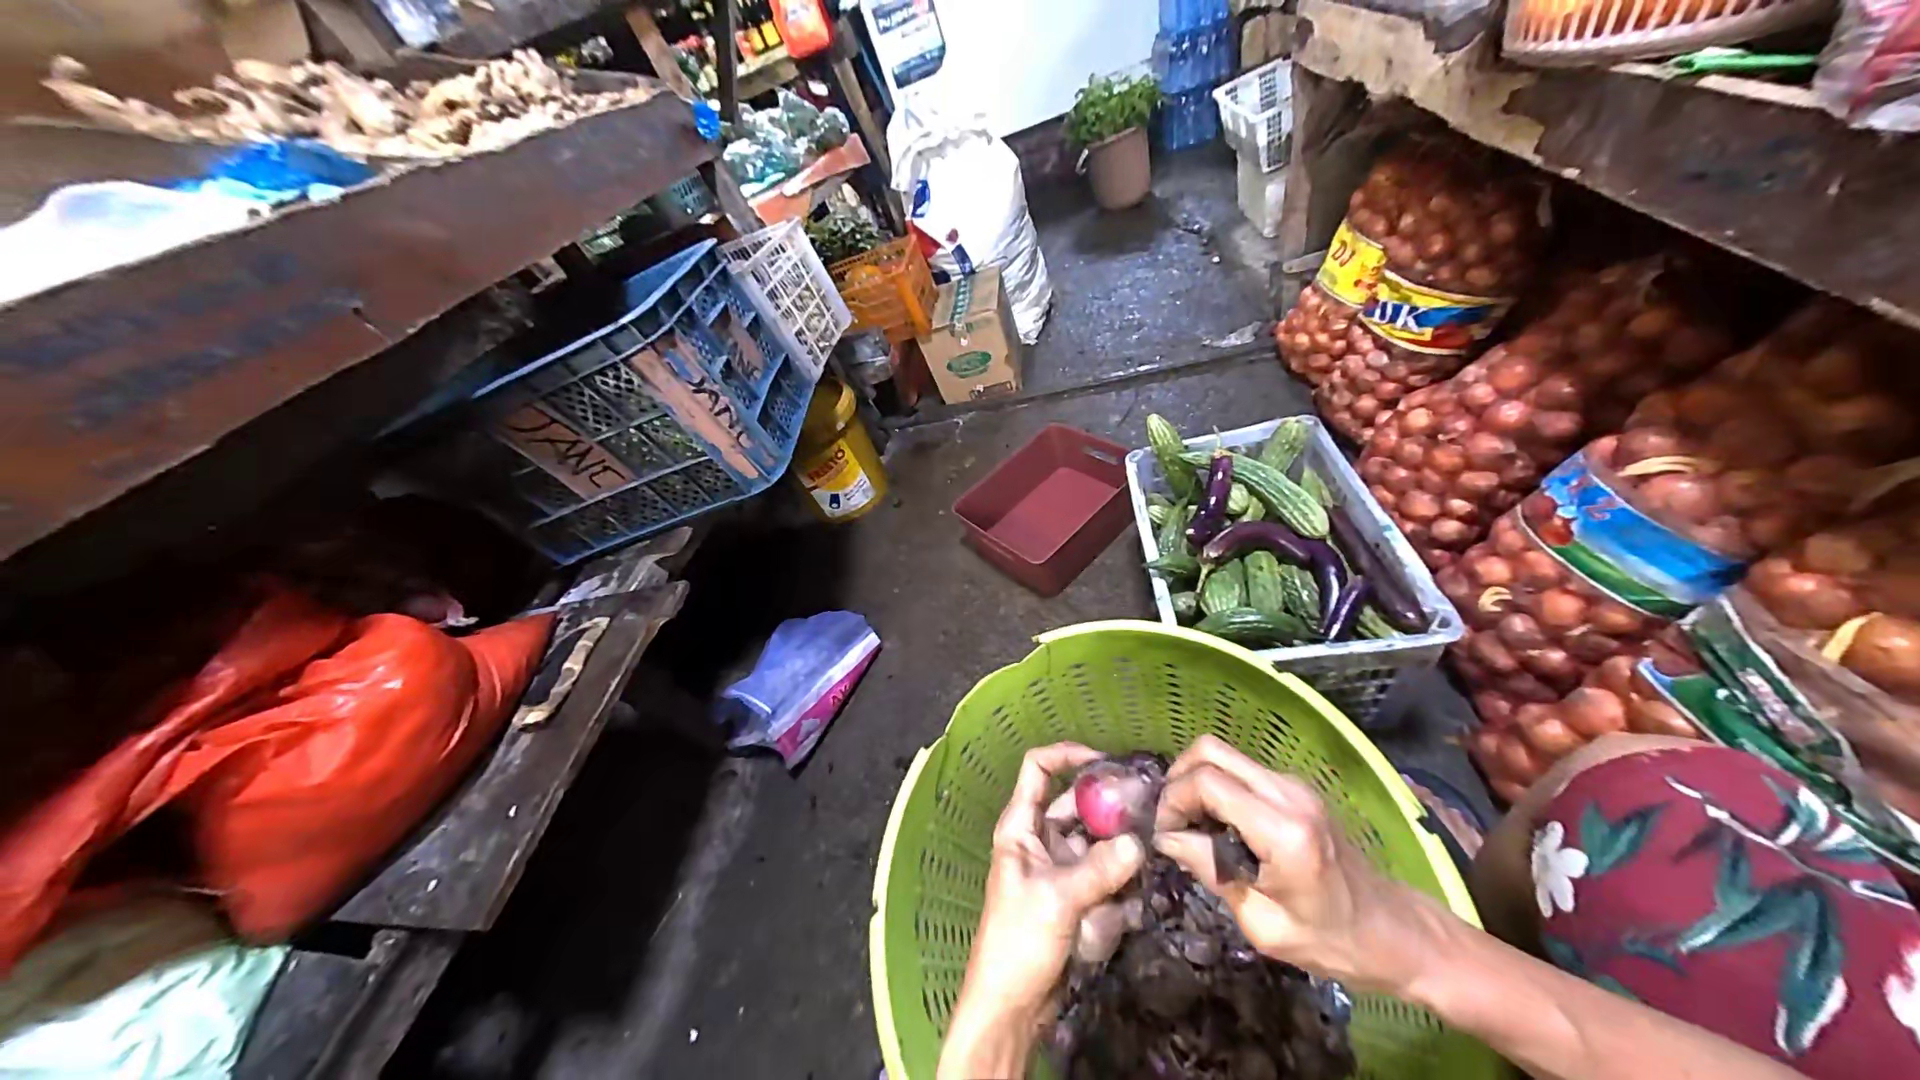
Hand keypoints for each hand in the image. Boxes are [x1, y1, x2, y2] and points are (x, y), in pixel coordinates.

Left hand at [937, 743, 1145, 1079]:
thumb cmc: (1018, 942)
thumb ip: (1100, 869)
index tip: (1106, 762)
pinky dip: (1120, 884)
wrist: (1011, 1006)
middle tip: (1150, 814)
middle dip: (1110, 811)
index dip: (1068, 755)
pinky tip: (1133, 902)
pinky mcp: (1077, 896)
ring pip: (1099, 842)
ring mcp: (1061, 868)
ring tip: (1146, 863)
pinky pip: (1105, 876)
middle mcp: (1041, 839)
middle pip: (1079, 806)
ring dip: (1120, 853)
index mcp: (1021, 825)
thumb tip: (1138, 842)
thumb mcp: (1058, 900)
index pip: (1038, 768)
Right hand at [1152, 735, 1450, 994]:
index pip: (1207, 782)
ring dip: (1195, 780)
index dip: (1173, 801)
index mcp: (1283, 829)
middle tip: (1172, 821)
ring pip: (1221, 754)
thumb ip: (1210, 870)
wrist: (1397, 934)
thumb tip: (1165, 837)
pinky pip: (1239, 769)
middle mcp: (1288, 793)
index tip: (1164, 834)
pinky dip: (1215, 786)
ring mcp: (1293, 784)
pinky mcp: (1294, 787)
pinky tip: (1216, 824)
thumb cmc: (1334, 943)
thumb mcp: (1263, 924)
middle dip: (1178, 780)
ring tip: (1190, 823)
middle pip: (1209, 751)